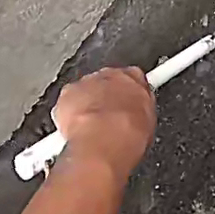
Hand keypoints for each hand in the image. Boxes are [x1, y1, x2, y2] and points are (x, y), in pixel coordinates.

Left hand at [50, 67, 155, 182]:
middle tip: (106, 120)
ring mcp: (86, 83)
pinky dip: (69, 114)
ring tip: (90, 129)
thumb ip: (140, 109)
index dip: (127, 94)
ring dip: (85, 106)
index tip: (126, 105)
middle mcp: (108, 75)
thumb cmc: (129, 132)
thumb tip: (137, 115)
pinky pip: (66, 103)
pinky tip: (75, 130)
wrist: (105, 138)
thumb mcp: (148, 121)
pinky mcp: (67, 94)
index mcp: (132, 78)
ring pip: (84, 92)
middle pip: (104, 83)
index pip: (132, 78)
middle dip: (104, 98)